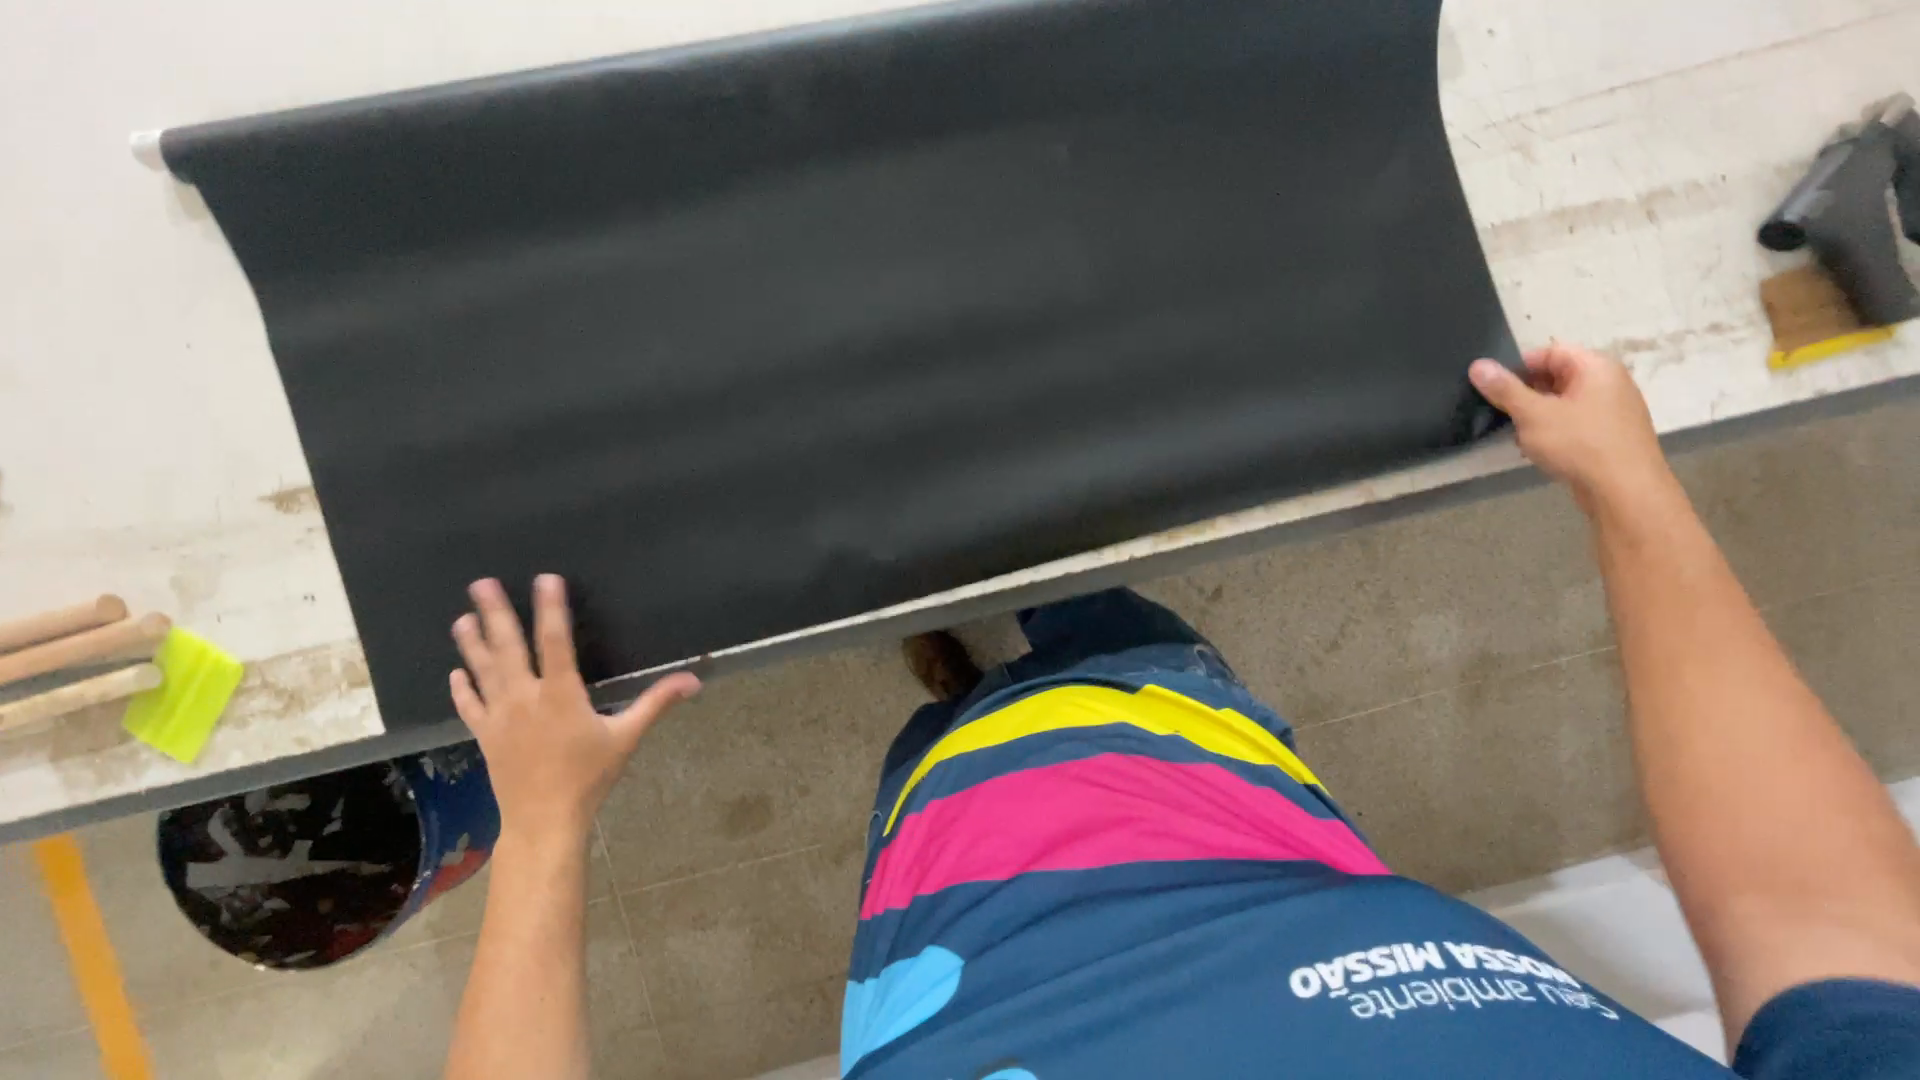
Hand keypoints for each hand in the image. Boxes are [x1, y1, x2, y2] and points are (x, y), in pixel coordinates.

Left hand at [450, 575, 700, 845]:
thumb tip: (694, 679)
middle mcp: (525, 698)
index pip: (555, 642)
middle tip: (481, 584)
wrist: (544, 819)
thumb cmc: (589, 776)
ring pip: (484, 671)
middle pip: (508, 648)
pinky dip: (462, 688)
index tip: (545, 579)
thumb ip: (657, 703)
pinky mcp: (485, 736)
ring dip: (472, 643)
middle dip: (495, 614)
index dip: (550, 608)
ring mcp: (500, 717)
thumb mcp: (627, 737)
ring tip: (463, 617)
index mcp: (561, 694)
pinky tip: (456, 672)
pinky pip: (469, 706)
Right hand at [1468, 342, 1674, 513]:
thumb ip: (1504, 389)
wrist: (1624, 489)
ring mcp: (1611, 409)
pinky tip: (1536, 448)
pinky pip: (1572, 421)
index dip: (1518, 366)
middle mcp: (1608, 382)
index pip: (1550, 352)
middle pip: (1556, 376)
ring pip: (1562, 401)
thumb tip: (1477, 364)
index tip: (1492, 387)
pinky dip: (1551, 429)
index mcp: (1595, 367)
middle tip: (1499, 411)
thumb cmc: (1579, 443)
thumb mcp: (1533, 414)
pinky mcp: (1608, 433)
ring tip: (1515, 433)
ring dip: (1535, 414)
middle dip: (1524, 393)